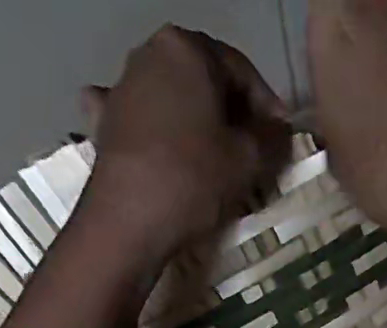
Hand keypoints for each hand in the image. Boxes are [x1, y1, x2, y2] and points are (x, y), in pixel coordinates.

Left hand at [77, 26, 292, 255]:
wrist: (131, 219)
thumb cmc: (195, 178)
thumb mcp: (250, 159)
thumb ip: (274, 138)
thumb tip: (280, 131)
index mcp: (186, 50)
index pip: (242, 70)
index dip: (268, 106)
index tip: (282, 137)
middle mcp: (148, 54)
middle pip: (206, 80)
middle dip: (234, 113)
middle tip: (256, 150)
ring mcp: (121, 85)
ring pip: (176, 98)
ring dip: (201, 122)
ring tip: (221, 158)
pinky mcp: (104, 119)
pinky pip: (143, 118)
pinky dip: (160, 130)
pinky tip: (167, 147)